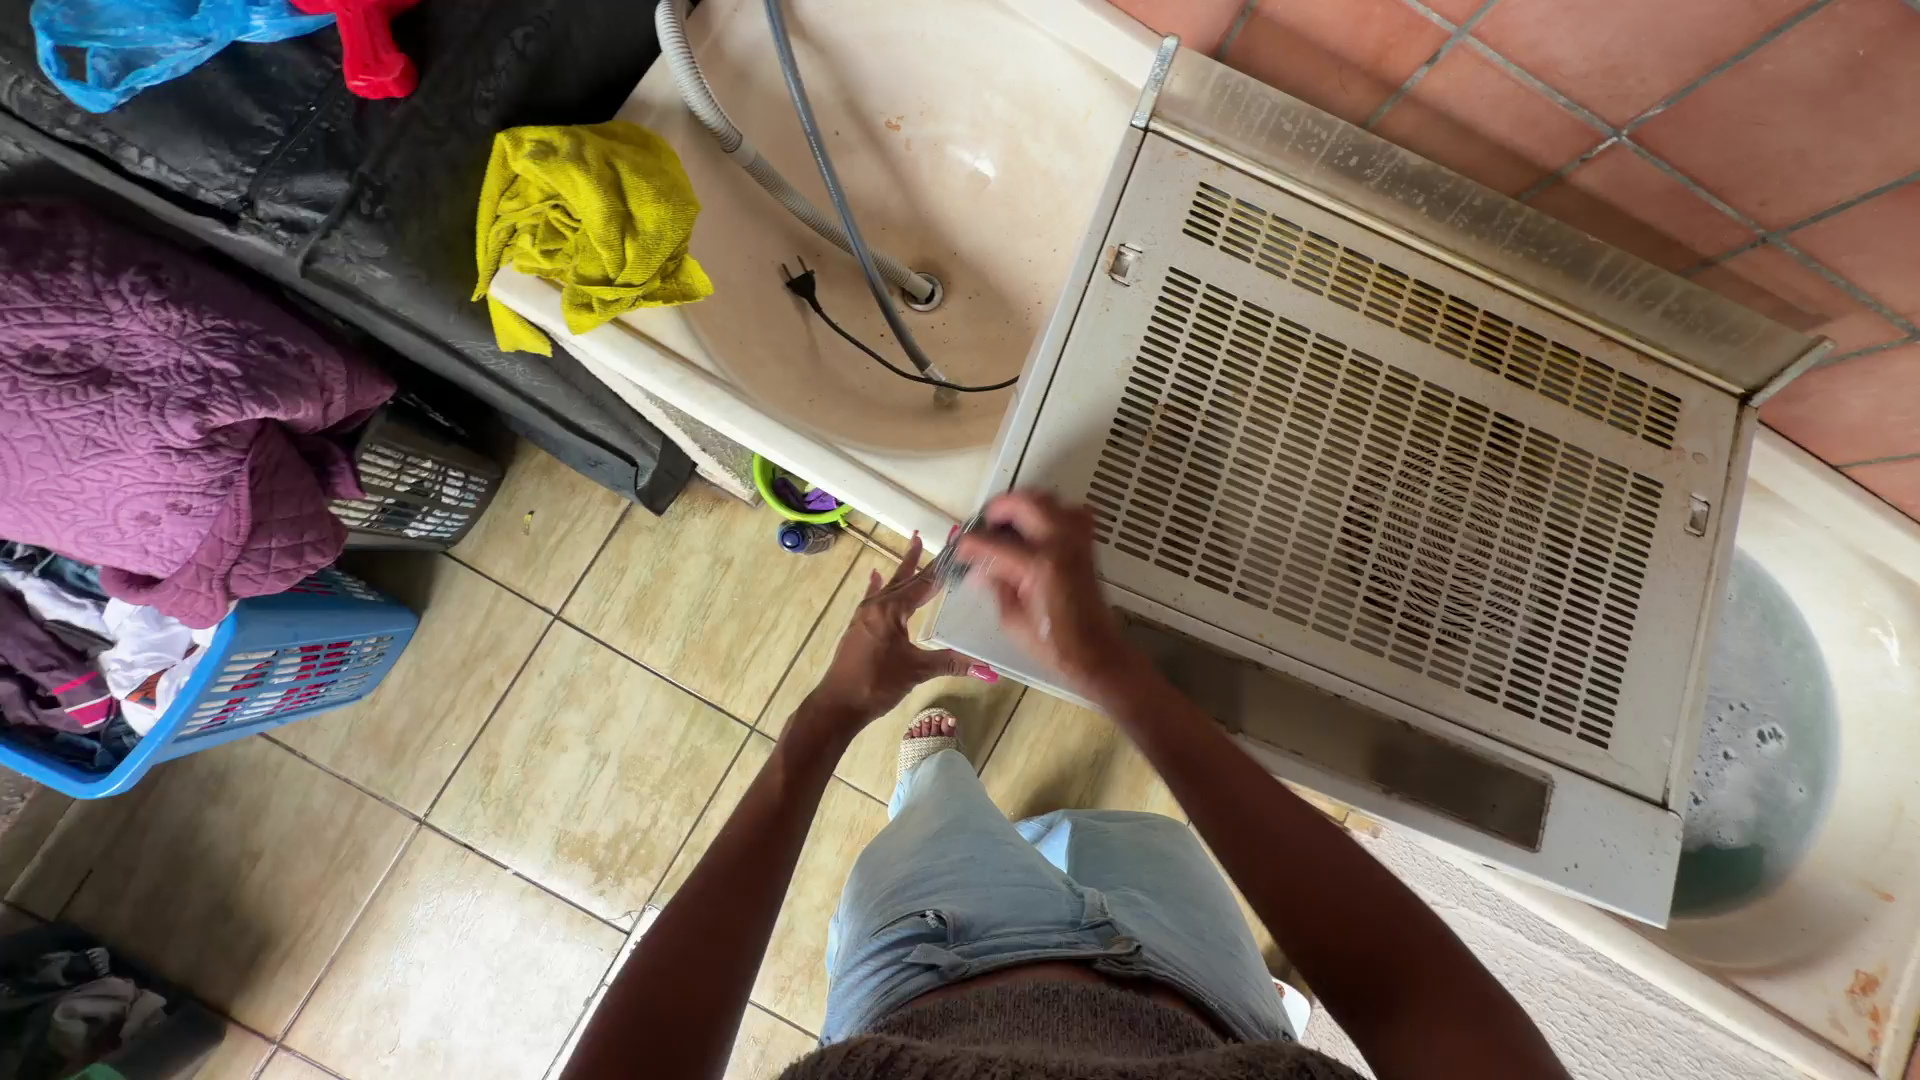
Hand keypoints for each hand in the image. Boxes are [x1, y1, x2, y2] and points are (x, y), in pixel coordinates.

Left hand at [798, 534, 981, 742]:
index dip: (941, 568)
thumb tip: (989, 669)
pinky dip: (877, 586)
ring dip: (904, 569)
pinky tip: (876, 576)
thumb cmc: (876, 684)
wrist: (837, 705)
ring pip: (890, 586)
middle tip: (938, 538)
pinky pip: (872, 599)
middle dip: (922, 561)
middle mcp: (877, 606)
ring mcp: (865, 616)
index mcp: (891, 610)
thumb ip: (951, 663)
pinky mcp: (859, 627)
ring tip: (913, 547)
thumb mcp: (917, 671)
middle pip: (906, 580)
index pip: (923, 584)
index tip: (956, 550)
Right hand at [953, 491, 1136, 694]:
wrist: (1095, 652)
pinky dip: (1053, 512)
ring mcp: (1077, 542)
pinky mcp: (1087, 547)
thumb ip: (995, 585)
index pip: (992, 542)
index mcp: (1037, 566)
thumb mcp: (1012, 619)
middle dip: (998, 508)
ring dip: (1025, 504)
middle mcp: (1059, 546)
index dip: (970, 545)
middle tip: (985, 523)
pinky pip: (1072, 513)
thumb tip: (980, 569)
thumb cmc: (1055, 644)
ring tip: (1009, 521)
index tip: (961, 550)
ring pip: (1050, 499)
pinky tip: (1040, 527)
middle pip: (1024, 502)